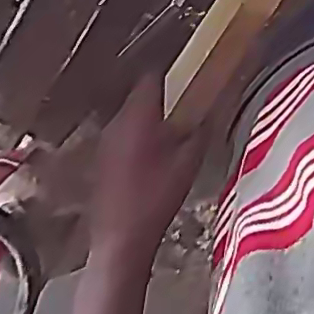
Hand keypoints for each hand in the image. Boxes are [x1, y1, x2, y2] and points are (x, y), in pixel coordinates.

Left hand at [88, 77, 204, 263]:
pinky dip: (135, 135)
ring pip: (129, 115)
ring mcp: (105, 141)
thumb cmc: (157, 197)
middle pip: (138, 96)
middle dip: (160, 97)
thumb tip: (212, 111)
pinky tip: (150, 154)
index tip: (184, 76)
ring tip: (170, 129)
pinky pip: (121, 134)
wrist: (121, 240)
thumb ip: (201, 130)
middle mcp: (117, 122)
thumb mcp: (189, 162)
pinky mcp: (100, 159)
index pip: (150, 78)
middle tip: (182, 103)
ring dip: (147, 117)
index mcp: (139, 116)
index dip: (168, 74)